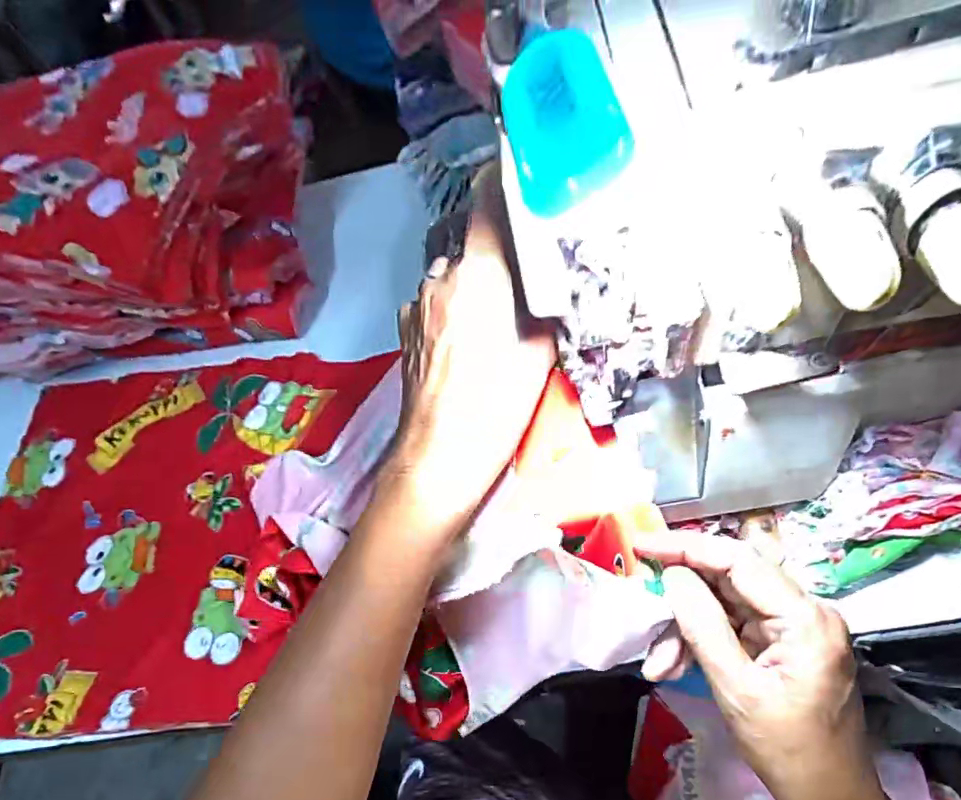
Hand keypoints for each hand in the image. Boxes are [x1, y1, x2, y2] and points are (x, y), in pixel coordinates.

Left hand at [377, 165, 556, 541]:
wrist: (439, 457)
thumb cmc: (495, 408)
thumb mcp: (539, 351)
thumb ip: (545, 299)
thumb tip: (553, 270)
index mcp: (477, 272)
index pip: (489, 195)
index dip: (510, 181)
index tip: (533, 183)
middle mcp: (440, 275)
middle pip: (474, 240)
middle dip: (500, 250)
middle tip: (529, 275)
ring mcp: (417, 302)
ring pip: (454, 273)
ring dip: (476, 282)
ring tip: (499, 317)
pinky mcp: (407, 328)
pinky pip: (437, 302)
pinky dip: (454, 308)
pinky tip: (468, 341)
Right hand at [639, 531, 886, 799]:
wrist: (829, 798)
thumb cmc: (787, 749)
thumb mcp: (736, 687)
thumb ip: (703, 626)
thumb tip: (674, 576)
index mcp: (805, 617)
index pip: (739, 561)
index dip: (686, 547)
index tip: (642, 544)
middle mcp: (804, 611)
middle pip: (730, 582)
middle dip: (681, 599)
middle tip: (644, 609)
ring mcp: (793, 628)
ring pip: (726, 607)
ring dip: (687, 630)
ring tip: (660, 665)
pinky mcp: (782, 645)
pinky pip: (733, 629)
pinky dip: (702, 643)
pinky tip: (676, 666)